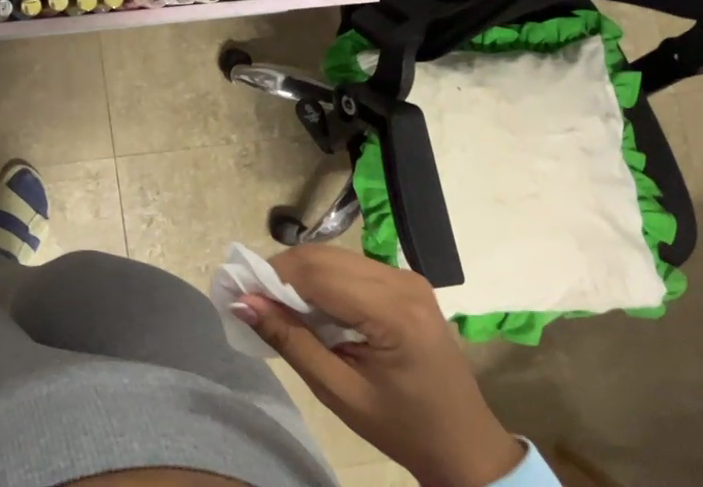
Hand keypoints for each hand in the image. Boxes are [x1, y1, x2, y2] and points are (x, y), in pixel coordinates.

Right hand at [230, 246, 524, 486]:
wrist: (465, 445)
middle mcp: (402, 282)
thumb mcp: (338, 391)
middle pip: (321, 257)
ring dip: (298, 275)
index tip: (237, 296)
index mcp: (394, 313)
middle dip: (280, 274)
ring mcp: (406, 278)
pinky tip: (310, 308)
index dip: (270, 279)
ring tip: (279, 308)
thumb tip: (242, 301)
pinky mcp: (405, 282)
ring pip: (331, 257)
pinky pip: (348, 266)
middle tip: (253, 302)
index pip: (315, 274)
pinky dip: (320, 280)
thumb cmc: (402, 426)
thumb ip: (291, 341)